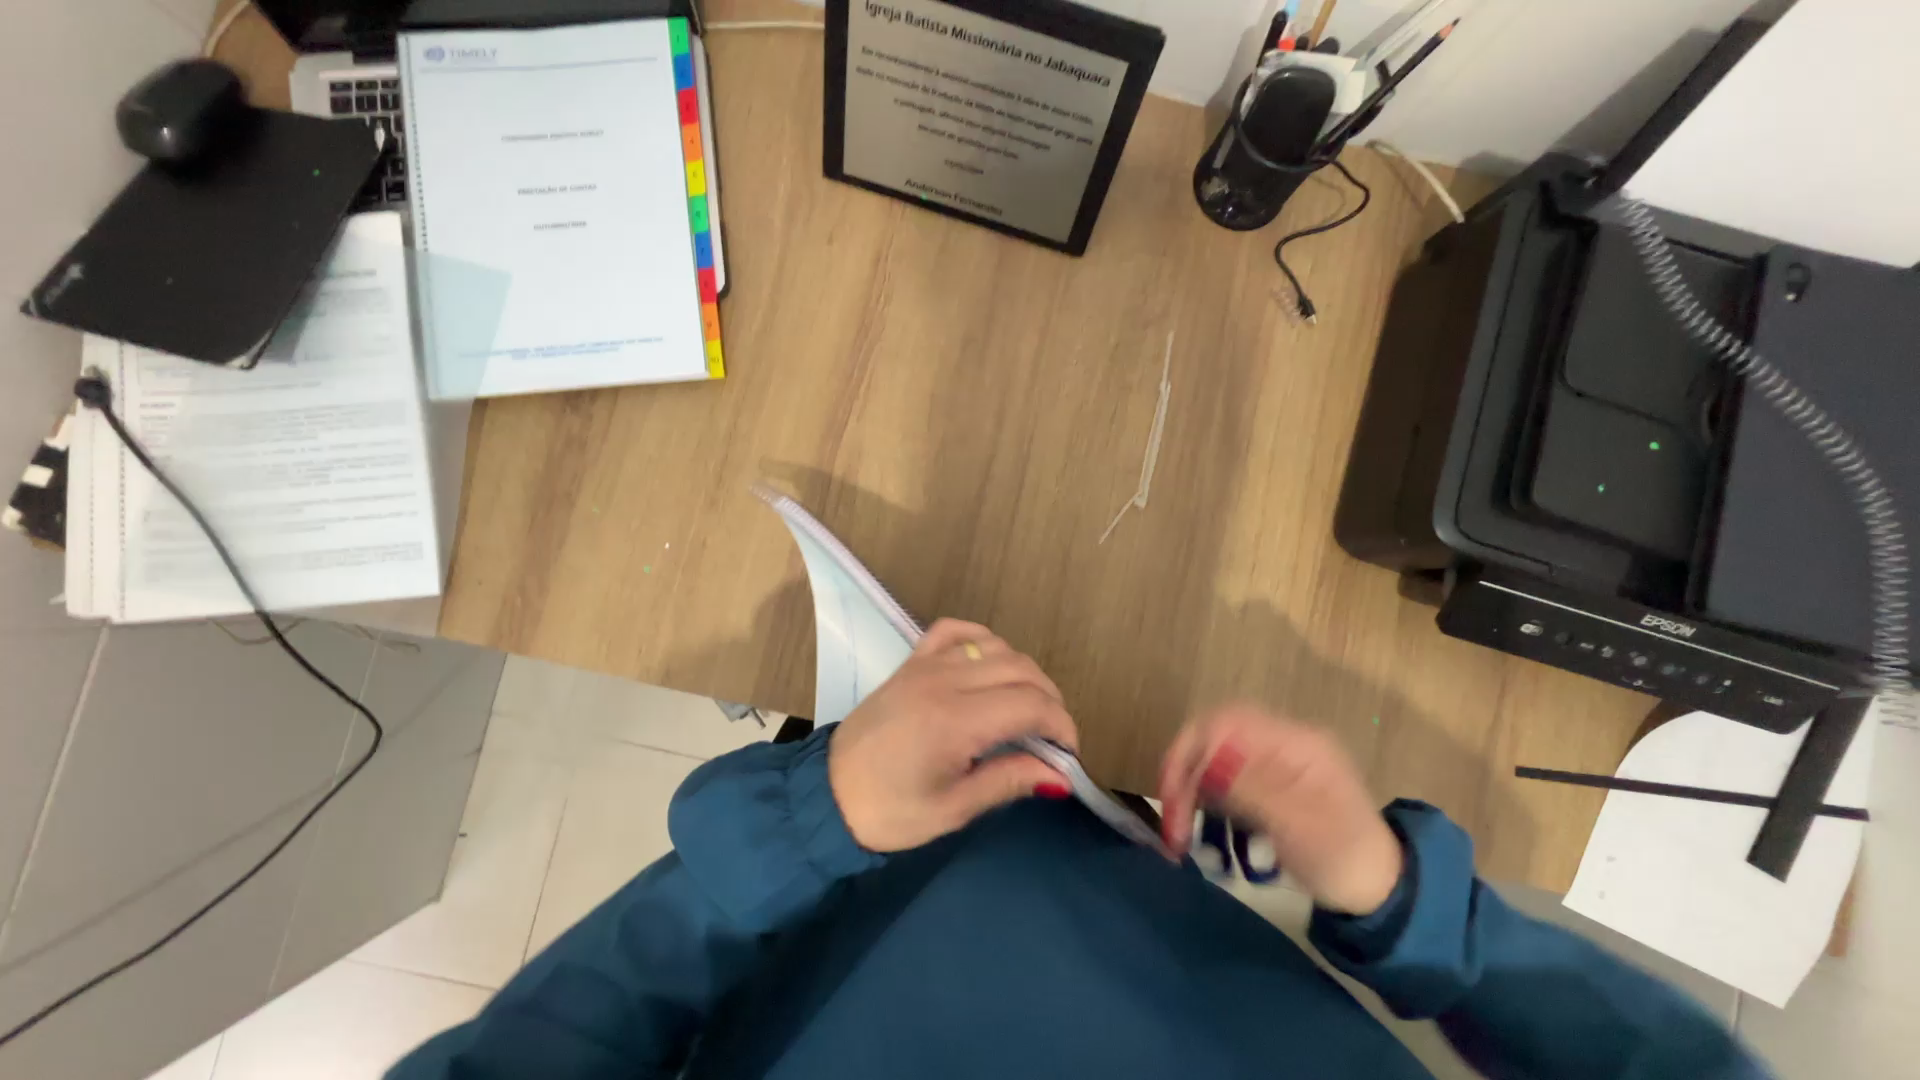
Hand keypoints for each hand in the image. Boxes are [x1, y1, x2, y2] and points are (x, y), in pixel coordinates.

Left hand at [829, 619, 1077, 852]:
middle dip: (1049, 701)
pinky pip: (956, 631)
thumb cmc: (890, 812)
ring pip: (995, 648)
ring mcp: (925, 665)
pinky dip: (983, 640)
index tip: (1067, 755)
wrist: (828, 795)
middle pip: (1021, 670)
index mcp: (955, 721)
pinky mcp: (911, 662)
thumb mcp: (953, 808)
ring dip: (1023, 673)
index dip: (1061, 726)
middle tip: (1052, 738)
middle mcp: (943, 681)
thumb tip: (1061, 776)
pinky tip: (992, 664)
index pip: (1031, 704)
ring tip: (1027, 709)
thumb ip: (1009, 781)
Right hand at [1157, 705, 1402, 914]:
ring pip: (1214, 765)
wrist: (1382, 895)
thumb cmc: (1344, 858)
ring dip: (1190, 797)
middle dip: (1184, 779)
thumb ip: (1251, 788)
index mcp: (1293, 743)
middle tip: (1172, 827)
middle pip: (1214, 742)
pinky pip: (1224, 787)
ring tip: (1181, 838)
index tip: (1169, 794)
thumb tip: (1203, 766)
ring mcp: (1275, 767)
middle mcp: (1281, 745)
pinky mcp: (1269, 790)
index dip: (1189, 751)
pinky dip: (1206, 808)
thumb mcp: (1298, 824)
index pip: (1224, 722)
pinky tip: (1202, 836)